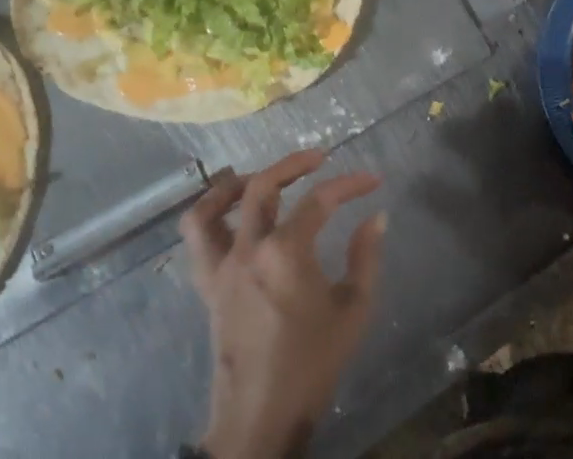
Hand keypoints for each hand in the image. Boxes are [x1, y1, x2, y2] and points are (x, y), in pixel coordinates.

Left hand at [179, 150, 385, 458]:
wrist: (262, 413)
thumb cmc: (314, 361)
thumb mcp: (355, 308)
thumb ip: (365, 256)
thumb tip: (376, 216)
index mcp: (286, 252)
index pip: (320, 200)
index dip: (349, 184)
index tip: (373, 181)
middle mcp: (247, 250)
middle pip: (262, 186)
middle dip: (293, 163)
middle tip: (320, 159)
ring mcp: (221, 268)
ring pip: (211, 208)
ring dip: (233, 183)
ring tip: (258, 176)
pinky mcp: (207, 288)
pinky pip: (196, 242)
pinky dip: (209, 217)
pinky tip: (231, 217)